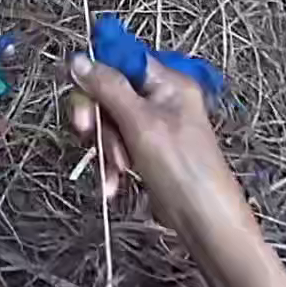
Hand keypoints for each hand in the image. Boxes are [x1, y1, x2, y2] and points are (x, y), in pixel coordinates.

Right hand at [65, 53, 253, 243]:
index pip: (122, 59)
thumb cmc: (181, 169)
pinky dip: (111, 162)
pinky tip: (113, 183)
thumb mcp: (139, 122)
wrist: (207, 227)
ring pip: (110, 120)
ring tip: (114, 169)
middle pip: (111, 91)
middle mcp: (161, 98)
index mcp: (167, 82)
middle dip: (98, 116)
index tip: (78, 88)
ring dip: (105, 145)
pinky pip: (117, 144)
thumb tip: (79, 59)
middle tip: (86, 130)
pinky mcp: (147, 151)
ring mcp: (154, 126)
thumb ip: (108, 87)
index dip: (97, 72)